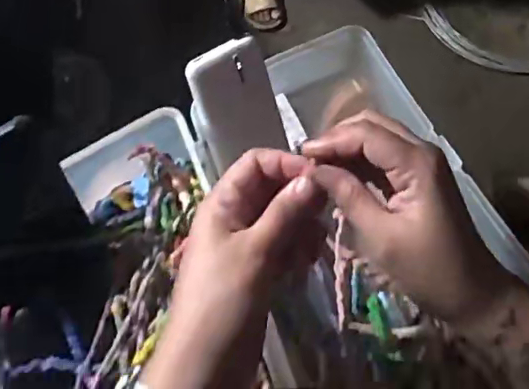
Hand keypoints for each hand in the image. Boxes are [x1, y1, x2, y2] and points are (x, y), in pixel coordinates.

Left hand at [143, 149, 326, 388]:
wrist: (203, 367)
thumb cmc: (222, 299)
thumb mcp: (255, 251)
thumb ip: (284, 211)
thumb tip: (312, 176)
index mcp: (223, 201)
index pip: (256, 162)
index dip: (286, 163)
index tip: (317, 176)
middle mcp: (234, 215)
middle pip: (272, 188)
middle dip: (299, 196)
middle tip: (325, 213)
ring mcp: (246, 242)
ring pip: (281, 217)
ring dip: (302, 225)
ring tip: (316, 247)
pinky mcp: (258, 268)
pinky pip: (283, 244)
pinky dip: (297, 248)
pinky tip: (308, 264)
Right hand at [301, 111, 517, 325]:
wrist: (476, 295)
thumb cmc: (429, 270)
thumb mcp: (382, 238)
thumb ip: (348, 196)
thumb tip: (316, 170)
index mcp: (416, 161)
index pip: (365, 133)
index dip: (331, 140)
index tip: (301, 154)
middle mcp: (421, 149)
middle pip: (372, 124)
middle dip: (338, 137)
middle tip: (308, 158)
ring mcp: (423, 159)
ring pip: (378, 134)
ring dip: (348, 144)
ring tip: (319, 164)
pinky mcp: (421, 172)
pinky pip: (386, 152)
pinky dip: (361, 157)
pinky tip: (340, 172)